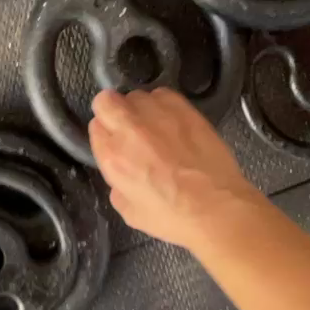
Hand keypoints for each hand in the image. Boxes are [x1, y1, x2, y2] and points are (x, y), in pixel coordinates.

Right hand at [88, 87, 266, 250]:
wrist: (215, 208)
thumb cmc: (173, 215)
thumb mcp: (130, 212)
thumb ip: (117, 186)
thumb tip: (121, 175)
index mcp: (112, 156)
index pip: (94, 126)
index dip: (104, 134)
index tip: (114, 142)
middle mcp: (130, 129)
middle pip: (106, 100)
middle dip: (112, 112)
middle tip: (127, 128)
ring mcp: (158, 115)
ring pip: (136, 95)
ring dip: (139, 108)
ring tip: (153, 127)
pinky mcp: (184, 110)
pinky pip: (163, 94)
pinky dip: (162, 104)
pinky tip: (171, 122)